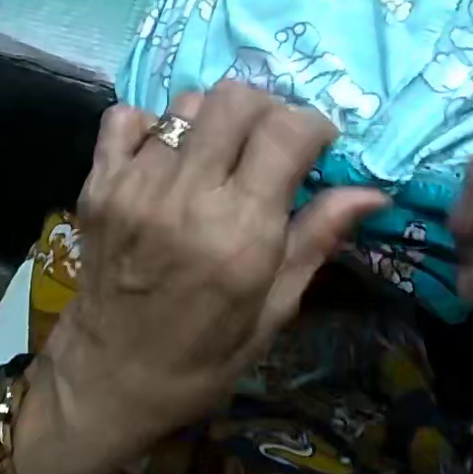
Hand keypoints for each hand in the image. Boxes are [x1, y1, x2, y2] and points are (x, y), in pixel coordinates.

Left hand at [12, 82, 387, 473]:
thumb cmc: (205, 354)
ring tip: (217, 153)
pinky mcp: (97, 182)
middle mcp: (187, 195)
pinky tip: (162, 154)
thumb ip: (318, 237)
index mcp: (241, 232)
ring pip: (186, 103)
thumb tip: (374, 192)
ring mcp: (134, 184)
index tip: (316, 143)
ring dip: (213, 118)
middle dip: (265, 109)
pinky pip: (124, 116)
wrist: (112, 375)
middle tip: (268, 141)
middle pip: (235, 99)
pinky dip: (151, 124)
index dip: (312, 124)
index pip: (286, 131)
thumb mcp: (274, 307)